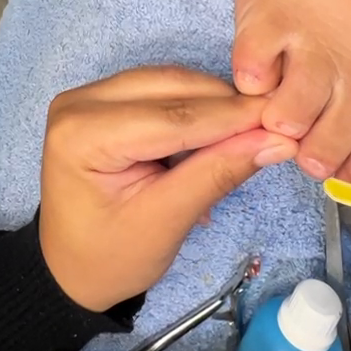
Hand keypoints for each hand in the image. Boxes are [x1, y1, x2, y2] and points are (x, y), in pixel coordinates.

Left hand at [39, 67, 297, 311]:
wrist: (68, 269)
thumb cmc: (109, 257)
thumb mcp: (166, 223)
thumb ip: (218, 174)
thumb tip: (276, 141)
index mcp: (82, 134)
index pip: (171, 116)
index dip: (231, 117)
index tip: (282, 119)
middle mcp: (79, 102)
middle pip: (168, 87)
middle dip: (225, 104)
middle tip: (278, 120)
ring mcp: (87, 96)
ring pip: (166, 81)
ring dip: (212, 101)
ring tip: (255, 126)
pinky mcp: (101, 100)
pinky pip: (156, 90)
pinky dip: (193, 105)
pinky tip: (222, 126)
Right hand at [234, 0, 350, 264]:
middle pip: (346, 163)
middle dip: (335, 160)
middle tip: (323, 131)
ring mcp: (317, 48)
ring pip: (294, 130)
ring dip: (291, 123)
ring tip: (290, 96)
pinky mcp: (268, 8)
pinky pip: (251, 75)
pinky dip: (255, 76)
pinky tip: (266, 56)